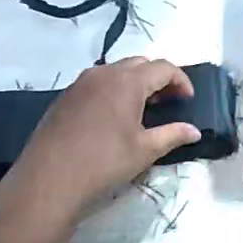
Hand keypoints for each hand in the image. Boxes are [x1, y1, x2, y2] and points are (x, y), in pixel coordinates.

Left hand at [0, 58, 201, 242]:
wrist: (48, 179)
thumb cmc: (104, 162)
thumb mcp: (145, 150)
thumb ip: (173, 135)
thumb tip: (194, 131)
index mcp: (127, 82)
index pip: (163, 67)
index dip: (181, 80)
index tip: (188, 100)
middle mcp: (103, 74)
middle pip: (139, 63)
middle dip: (158, 78)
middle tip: (168, 102)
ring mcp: (80, 83)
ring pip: (116, 71)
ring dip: (135, 82)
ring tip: (142, 109)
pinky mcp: (65, 97)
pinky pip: (97, 82)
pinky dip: (113, 90)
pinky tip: (113, 117)